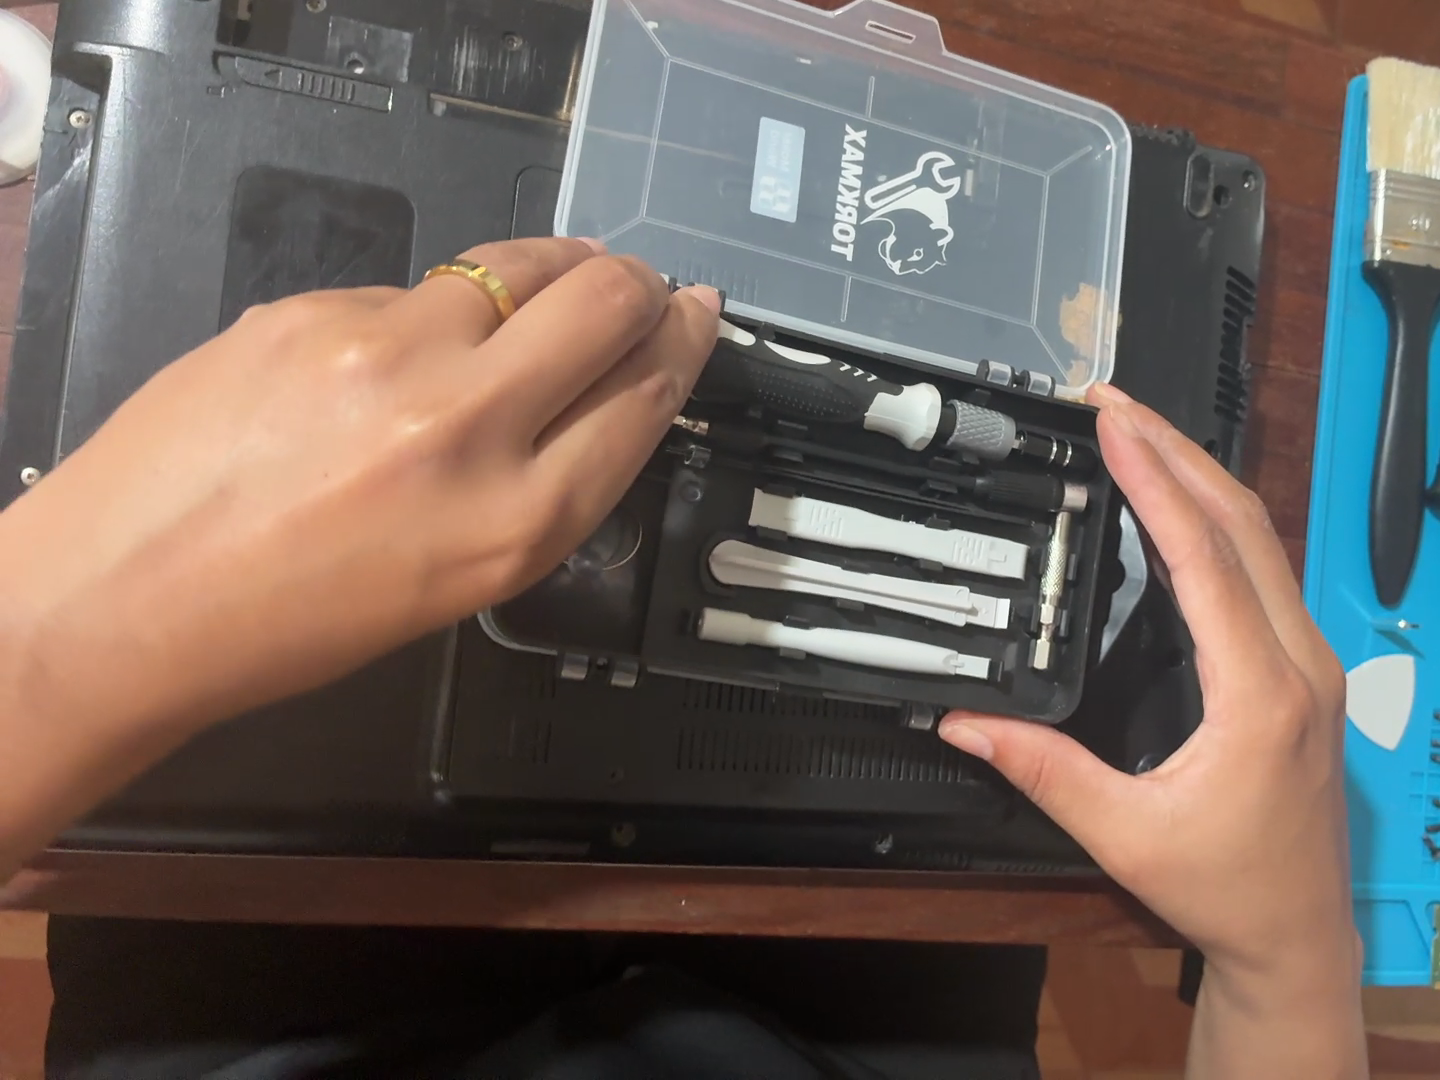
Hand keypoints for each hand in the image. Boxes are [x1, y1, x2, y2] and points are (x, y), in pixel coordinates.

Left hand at [0, 237, 718, 734]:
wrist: (128, 599)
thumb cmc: (332, 610)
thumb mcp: (489, 567)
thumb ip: (568, 475)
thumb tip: (621, 385)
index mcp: (523, 516)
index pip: (644, 396)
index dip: (687, 343)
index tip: (701, 315)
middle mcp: (466, 425)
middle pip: (602, 307)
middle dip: (645, 286)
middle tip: (650, 287)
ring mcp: (382, 354)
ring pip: (522, 267)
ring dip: (569, 264)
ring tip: (581, 270)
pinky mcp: (309, 310)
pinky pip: (427, 290)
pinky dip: (462, 303)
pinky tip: (446, 331)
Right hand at [939, 385, 1363, 1075]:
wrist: (1299, 933)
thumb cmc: (1226, 888)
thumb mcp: (1124, 833)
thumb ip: (1043, 770)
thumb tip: (966, 722)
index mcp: (1259, 691)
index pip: (1204, 555)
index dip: (1155, 480)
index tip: (1114, 425)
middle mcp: (1296, 658)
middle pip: (1241, 522)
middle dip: (1177, 449)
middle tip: (1115, 405)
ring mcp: (1306, 657)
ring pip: (1258, 537)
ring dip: (1198, 476)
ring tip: (1138, 434)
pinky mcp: (1298, 663)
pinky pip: (1257, 567)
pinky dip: (1213, 518)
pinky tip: (1175, 503)